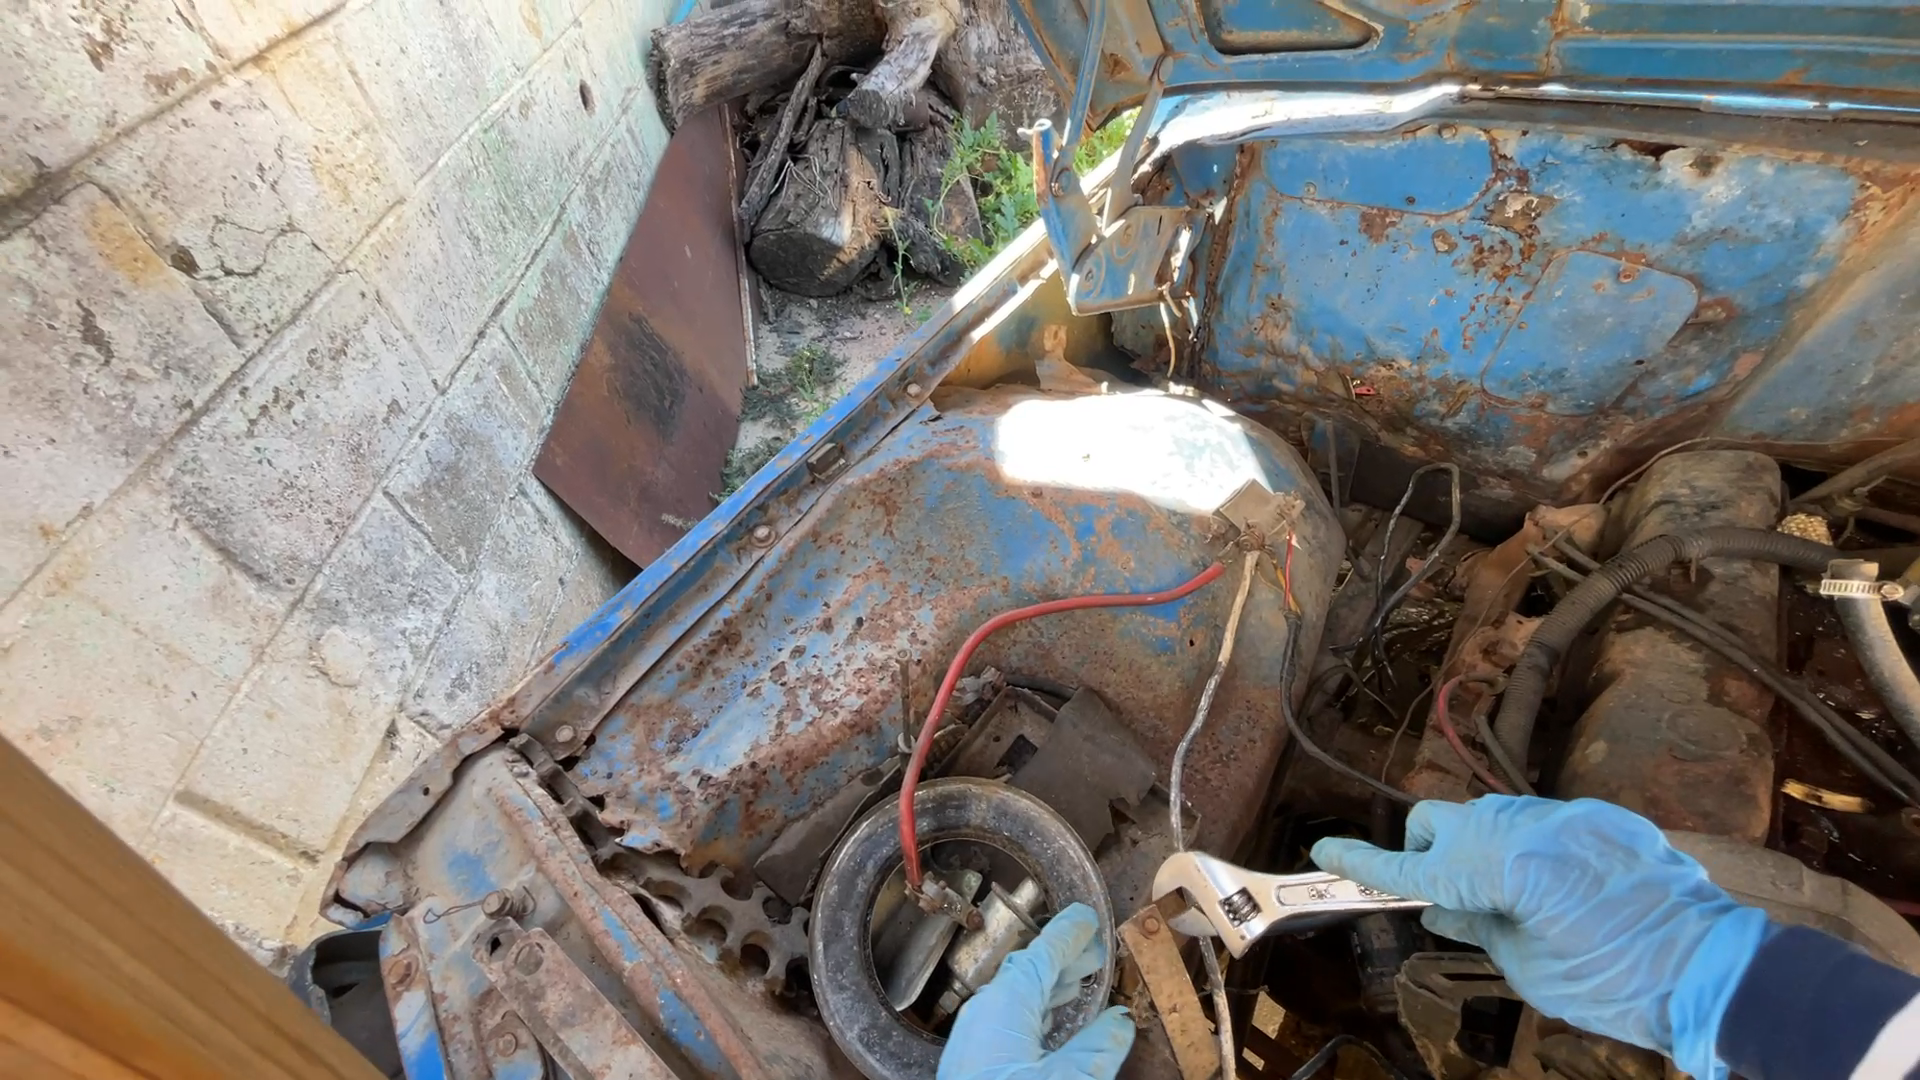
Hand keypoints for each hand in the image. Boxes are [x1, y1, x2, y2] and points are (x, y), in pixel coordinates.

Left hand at [937, 902, 1135, 1079]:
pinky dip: (1038, 1013)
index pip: (1042, 954)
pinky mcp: (975, 1063)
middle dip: (1064, 959)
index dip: (1068, 933)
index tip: (1087, 917)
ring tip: (1082, 982)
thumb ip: (1094, 1050)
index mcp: (1004, 1004)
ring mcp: (977, 1038)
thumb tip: (1119, 1021)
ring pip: (1020, 998)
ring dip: (1052, 987)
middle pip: (1030, 971)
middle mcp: (985, 1013)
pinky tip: (1055, 1024)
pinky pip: (1011, 1022)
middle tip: (1095, 950)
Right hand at [1311, 796, 1771, 1079]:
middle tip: (1455, 895)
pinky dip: (1531, 851)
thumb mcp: (1529, 969)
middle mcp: (1513, 827)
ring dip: (1481, 850)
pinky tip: (1571, 886)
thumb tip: (1441, 906)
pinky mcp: (1592, 815)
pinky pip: (1535, 824)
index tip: (1320, 852)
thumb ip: (1474, 926)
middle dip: (1430, 853)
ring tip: (1524, 895)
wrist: (1729, 973)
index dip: (1360, 865)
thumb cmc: (1617, 984)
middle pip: (1435, 821)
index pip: (1408, 869)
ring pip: (1483, 817)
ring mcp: (1553, 813)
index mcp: (1493, 870)